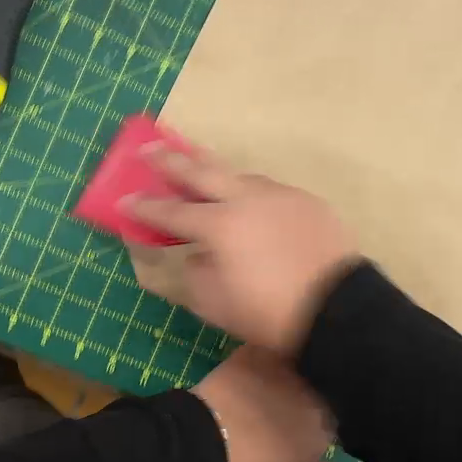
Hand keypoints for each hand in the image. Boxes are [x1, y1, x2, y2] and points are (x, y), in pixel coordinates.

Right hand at [124, 143, 357, 357]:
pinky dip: (249, 192)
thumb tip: (193, 253)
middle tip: (149, 147)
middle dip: (170, 159)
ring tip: (199, 169)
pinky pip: (268, 190)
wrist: (339, 312)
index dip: (142, 207)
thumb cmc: (268, 314)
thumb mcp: (214, 304)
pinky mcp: (306, 201)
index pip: (169, 212)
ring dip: (214, 171)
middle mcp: (245, 199)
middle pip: (200, 171)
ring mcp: (279, 195)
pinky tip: (248, 201)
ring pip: (238, 175)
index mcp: (218, 225)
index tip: (122, 200)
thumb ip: (193, 272)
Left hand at [191, 345, 341, 461]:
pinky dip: (255, 365)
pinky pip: (262, 356)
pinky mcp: (257, 354)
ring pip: (287, 375)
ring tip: (254, 398)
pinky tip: (241, 379)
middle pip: (308, 397)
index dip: (309, 433)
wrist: (212, 439)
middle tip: (270, 420)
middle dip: (295, 406)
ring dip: (277, 384)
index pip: (327, 427)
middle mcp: (311, 394)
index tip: (293, 441)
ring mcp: (284, 370)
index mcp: (322, 428)